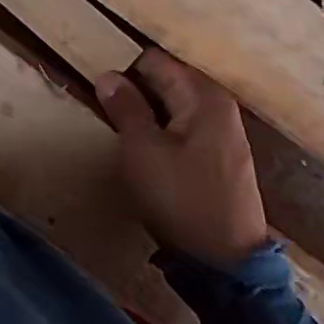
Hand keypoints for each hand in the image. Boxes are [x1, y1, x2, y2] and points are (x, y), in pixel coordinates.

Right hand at [95, 49, 268, 269]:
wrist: (226, 263)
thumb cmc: (182, 200)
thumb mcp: (143, 151)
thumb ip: (125, 108)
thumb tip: (107, 75)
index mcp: (202, 95)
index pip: (155, 61)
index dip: (124, 69)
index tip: (97, 87)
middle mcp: (218, 104)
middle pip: (167, 79)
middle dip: (136, 89)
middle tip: (104, 108)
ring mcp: (223, 130)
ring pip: (174, 105)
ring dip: (148, 112)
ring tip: (119, 128)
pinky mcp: (221, 155)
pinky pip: (184, 126)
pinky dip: (163, 130)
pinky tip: (145, 149)